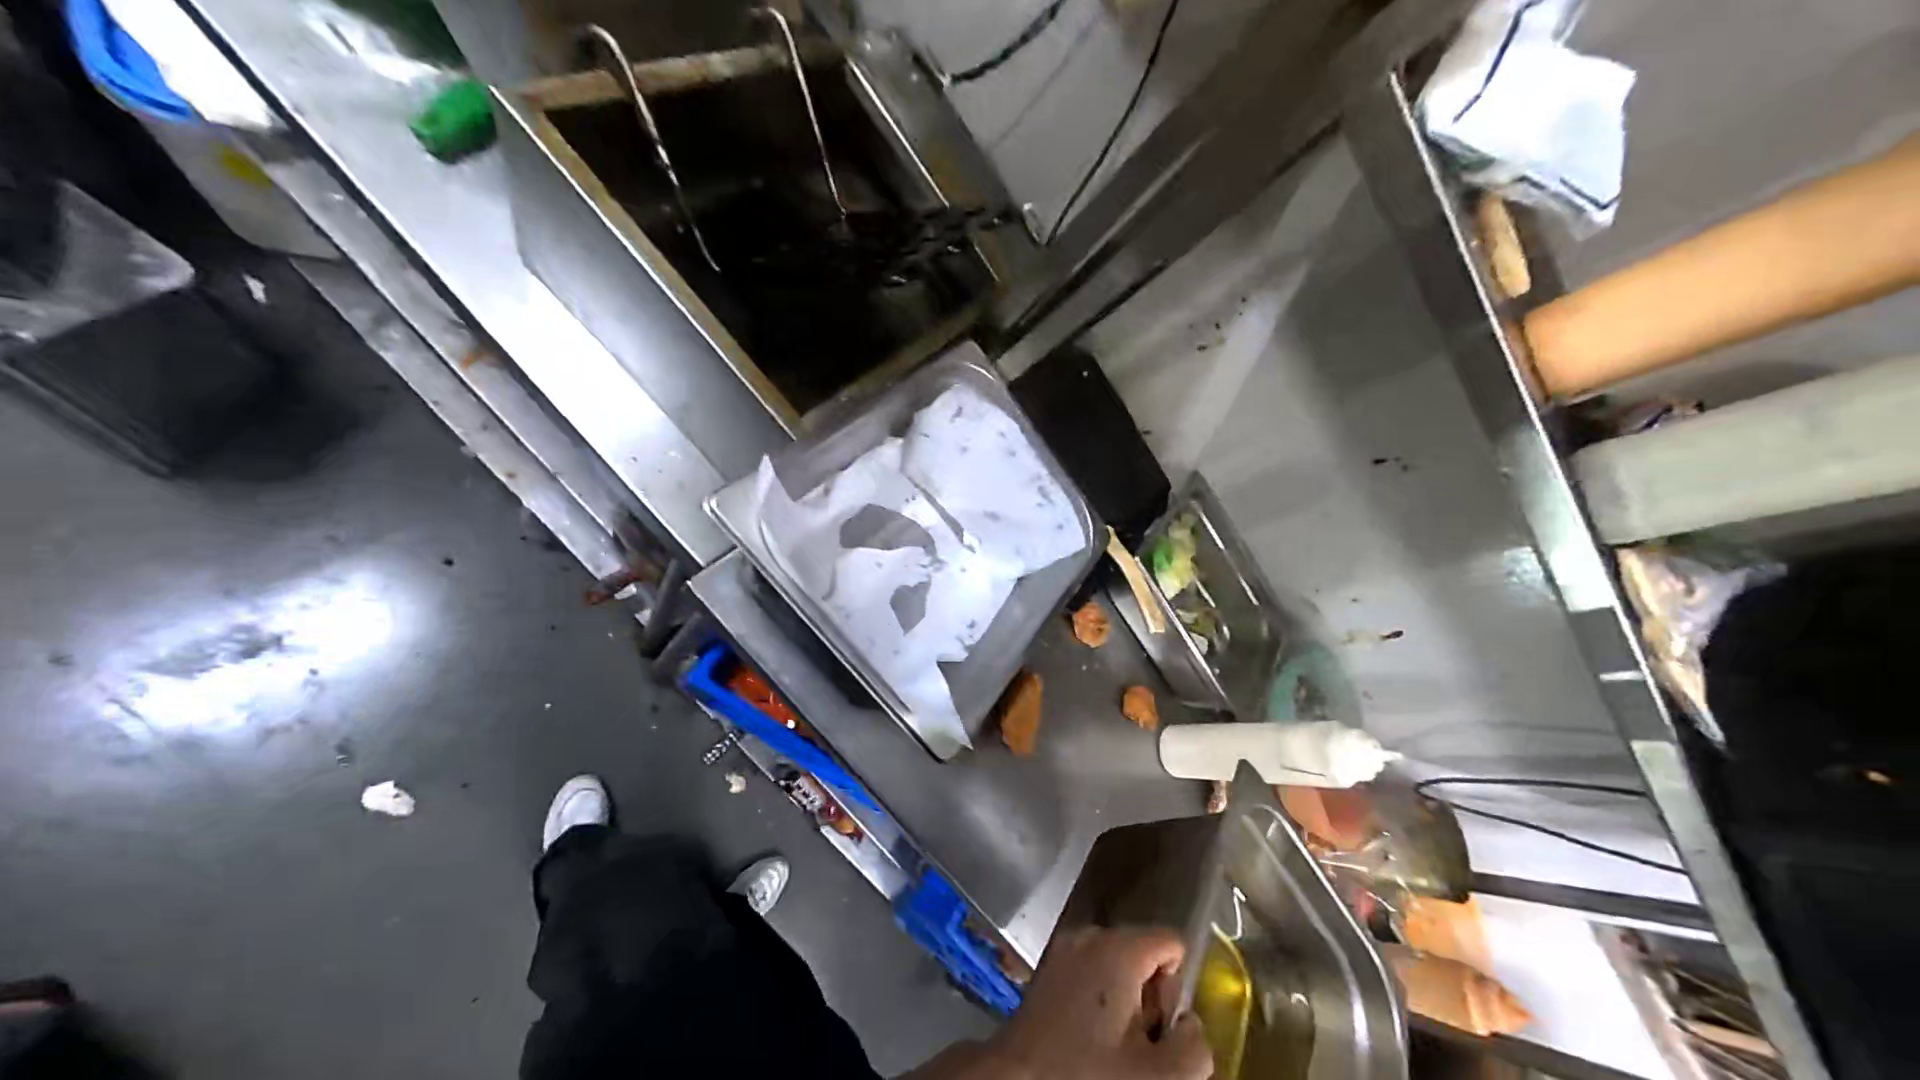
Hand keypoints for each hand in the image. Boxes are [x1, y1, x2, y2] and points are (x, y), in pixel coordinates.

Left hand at [906, 927, 1212, 1079]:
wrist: (1017, 1079)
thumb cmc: (1087, 1073)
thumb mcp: (1158, 1077)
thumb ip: (1194, 1047)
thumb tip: (1189, 1023)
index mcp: (1118, 948)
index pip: (1172, 942)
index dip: (1178, 987)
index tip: (1161, 1026)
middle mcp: (1090, 935)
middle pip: (1144, 955)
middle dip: (1151, 998)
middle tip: (1138, 1043)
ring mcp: (1065, 949)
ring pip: (1117, 967)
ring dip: (1126, 1003)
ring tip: (1112, 1045)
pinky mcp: (1050, 969)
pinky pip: (1092, 974)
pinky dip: (1100, 1001)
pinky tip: (1089, 1038)